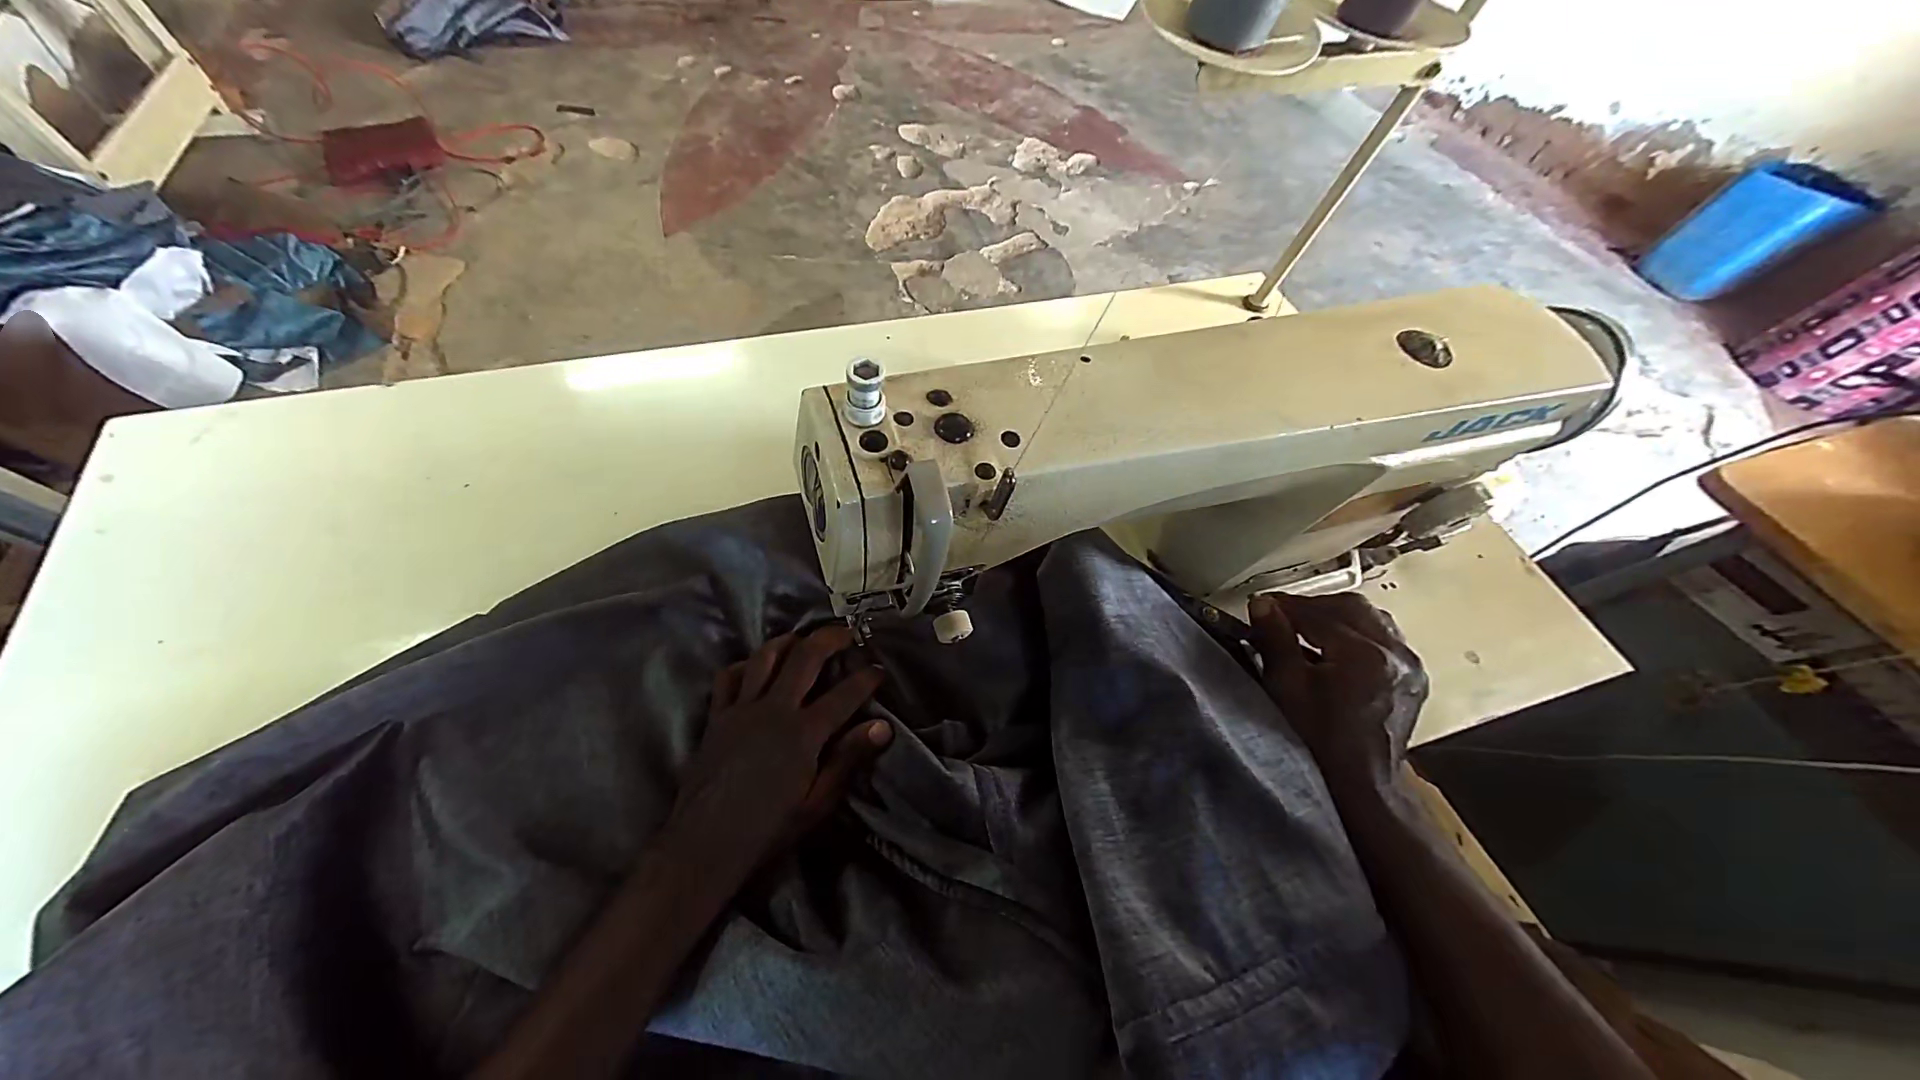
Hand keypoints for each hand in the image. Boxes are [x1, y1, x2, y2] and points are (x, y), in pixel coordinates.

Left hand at [665, 626, 890, 873]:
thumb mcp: (818, 802)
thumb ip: (848, 759)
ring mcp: (742, 709)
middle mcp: (774, 710)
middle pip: (805, 657)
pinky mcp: (717, 717)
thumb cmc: (768, 830)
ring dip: (789, 641)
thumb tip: (882, 726)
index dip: (866, 677)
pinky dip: (746, 664)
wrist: (705, 845)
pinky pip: (730, 677)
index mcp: (804, 734)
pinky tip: (756, 665)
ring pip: (766, 657)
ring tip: (804, 638)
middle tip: (848, 632)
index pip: (844, 694)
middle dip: (831, 638)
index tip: (879, 669)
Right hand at [1246, 592, 1428, 787]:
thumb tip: (1264, 605)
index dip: (1285, 606)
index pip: (1318, 613)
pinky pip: (1384, 637)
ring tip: (1306, 625)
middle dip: (1312, 606)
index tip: (1262, 604)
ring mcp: (1410, 666)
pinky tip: (1335, 643)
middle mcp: (1395, 654)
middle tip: (1281, 613)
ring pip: (1371, 619)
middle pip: (1349, 608)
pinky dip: (1357, 631)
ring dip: (1336, 615)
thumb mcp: (1287, 687)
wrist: (1360, 783)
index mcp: (1365, 655)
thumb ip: (1275, 640)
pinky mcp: (1413, 677)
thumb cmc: (1320, 739)